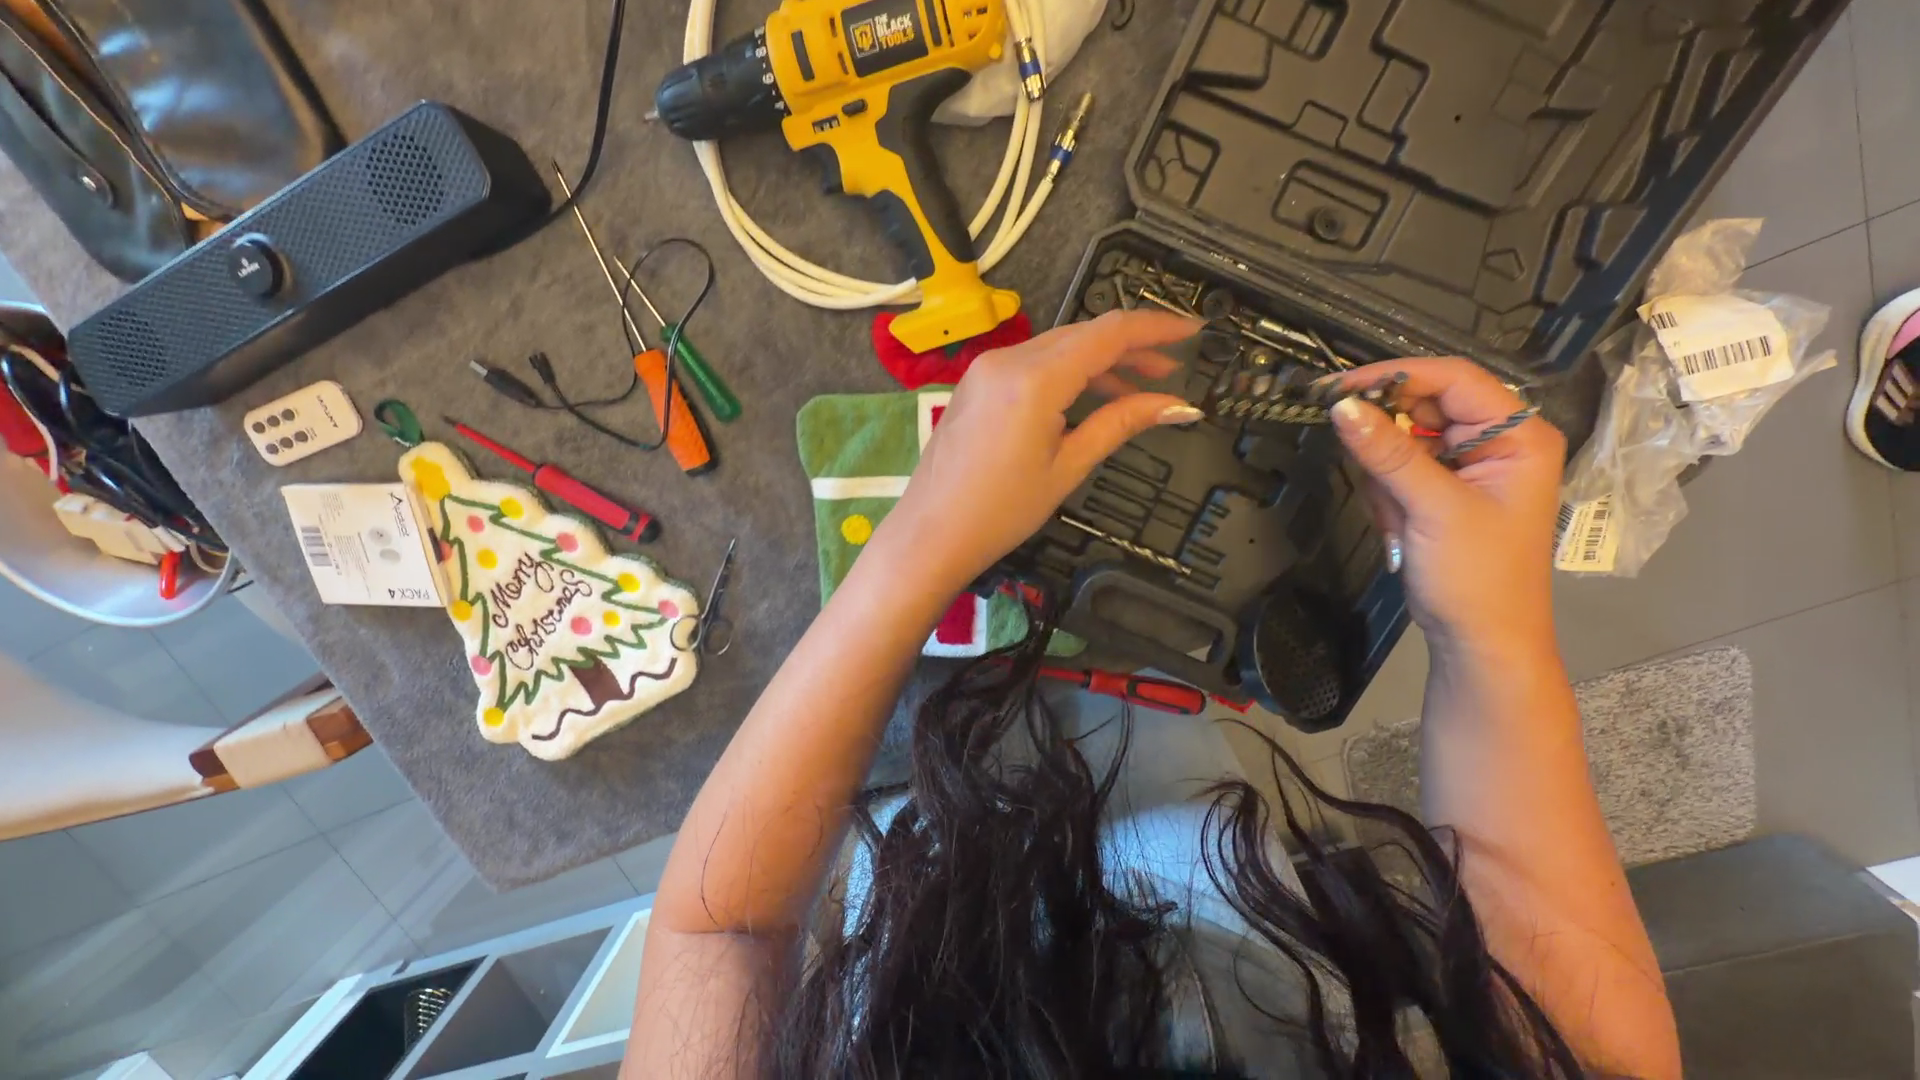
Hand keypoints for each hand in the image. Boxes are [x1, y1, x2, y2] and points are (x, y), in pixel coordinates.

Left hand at [875, 311, 1203, 591]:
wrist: (931, 534)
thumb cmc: (1002, 511)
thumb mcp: (1069, 467)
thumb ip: (1122, 424)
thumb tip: (1180, 405)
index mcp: (1035, 379)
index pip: (1108, 333)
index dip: (1156, 328)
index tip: (1193, 331)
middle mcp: (1008, 359)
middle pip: (1083, 334)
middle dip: (1131, 348)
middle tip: (1172, 369)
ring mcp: (987, 368)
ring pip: (1058, 347)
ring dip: (1100, 361)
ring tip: (1141, 387)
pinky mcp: (976, 382)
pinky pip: (1033, 363)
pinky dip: (1067, 373)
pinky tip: (1091, 397)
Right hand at [1326, 357, 1564, 663]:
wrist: (1479, 640)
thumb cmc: (1476, 575)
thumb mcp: (1433, 508)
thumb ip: (1387, 453)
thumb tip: (1340, 405)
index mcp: (1516, 434)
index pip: (1452, 378)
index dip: (1394, 375)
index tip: (1337, 387)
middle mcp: (1494, 440)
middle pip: (1422, 407)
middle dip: (1385, 440)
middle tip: (1360, 466)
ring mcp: (1466, 466)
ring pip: (1400, 439)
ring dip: (1383, 477)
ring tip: (1396, 519)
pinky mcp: (1440, 489)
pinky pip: (1396, 469)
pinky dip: (1384, 494)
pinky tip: (1395, 526)